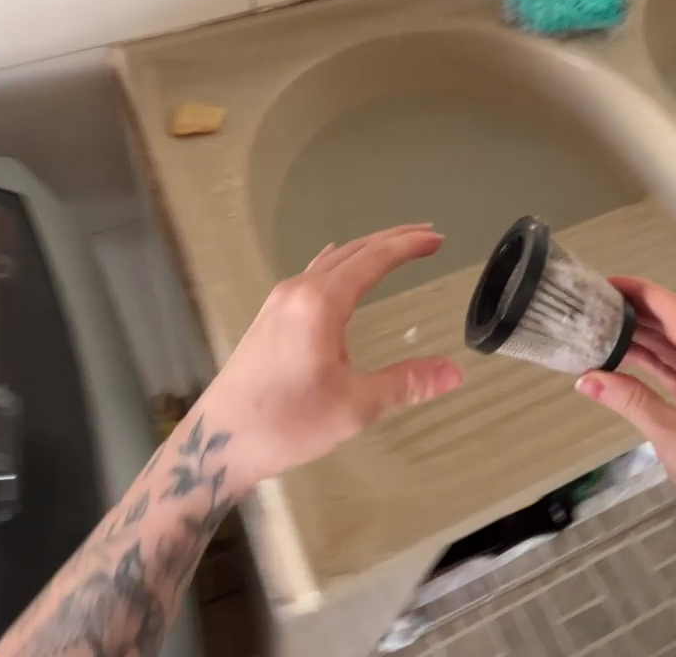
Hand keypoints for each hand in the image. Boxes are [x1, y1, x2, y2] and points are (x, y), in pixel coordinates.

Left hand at [199, 224, 464, 494]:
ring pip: (331, 260)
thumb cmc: (287, 423)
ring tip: (396, 248)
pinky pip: (315, 273)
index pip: (373, 260)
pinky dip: (342, 263)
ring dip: (366, 250)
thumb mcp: (353, 407)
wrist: (219, 441)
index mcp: (320, 303)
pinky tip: (342, 269)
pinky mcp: (270, 315)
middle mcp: (298, 290)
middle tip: (427, 234)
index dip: (407, 246)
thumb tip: (456, 372)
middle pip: (352, 251)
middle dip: (391, 239)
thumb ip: (406, 384)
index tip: (437, 238)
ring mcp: (279, 300)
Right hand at [574, 276, 675, 559]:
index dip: (639, 291)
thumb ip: (628, 400)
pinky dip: (660, 364)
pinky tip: (628, 362)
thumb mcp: (672, 439)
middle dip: (637, 314)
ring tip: (602, 330)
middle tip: (594, 306)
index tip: (604, 282)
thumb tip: (582, 379)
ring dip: (645, 340)